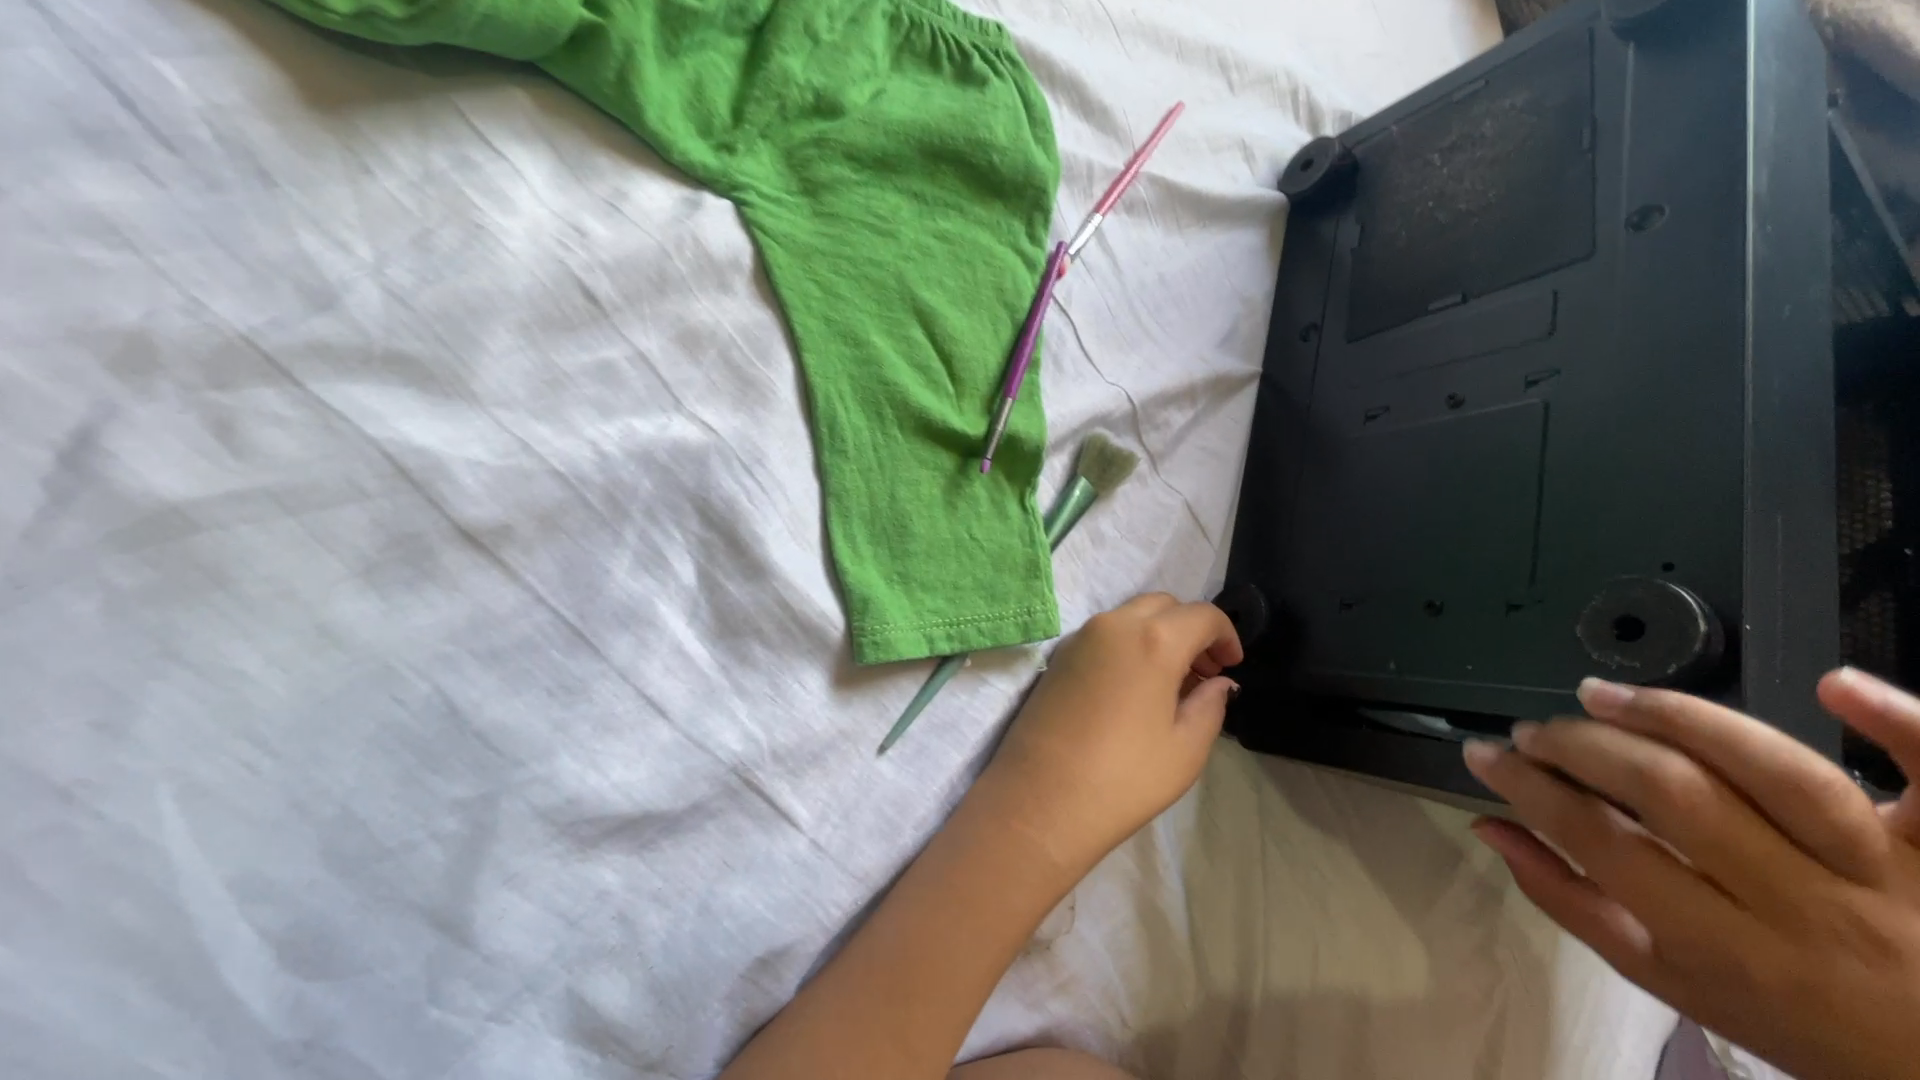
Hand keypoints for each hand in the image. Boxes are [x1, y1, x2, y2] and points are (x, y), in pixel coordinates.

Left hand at [971, 594, 1242, 871]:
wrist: (1040, 800)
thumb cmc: (1123, 778)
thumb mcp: (1186, 748)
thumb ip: (1210, 704)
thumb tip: (1219, 683)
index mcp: (1153, 640)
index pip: (1202, 615)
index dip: (1226, 635)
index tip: (1232, 666)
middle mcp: (1113, 625)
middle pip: (1163, 606)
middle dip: (1191, 630)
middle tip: (1205, 671)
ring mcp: (1079, 639)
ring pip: (1130, 617)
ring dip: (1158, 635)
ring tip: (1172, 683)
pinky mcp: (1057, 658)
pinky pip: (1104, 636)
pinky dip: (1128, 646)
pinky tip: (1135, 688)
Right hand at [1464, 669, 1919, 1079]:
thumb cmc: (1799, 1023)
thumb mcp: (1669, 982)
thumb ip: (1572, 903)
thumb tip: (1490, 827)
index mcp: (1725, 949)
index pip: (1604, 843)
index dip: (1531, 788)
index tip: (1486, 754)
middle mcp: (1805, 907)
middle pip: (1675, 794)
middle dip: (1584, 748)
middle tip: (1537, 730)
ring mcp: (1889, 869)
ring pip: (1776, 769)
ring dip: (1678, 716)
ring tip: (1605, 695)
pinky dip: (1893, 720)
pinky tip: (1832, 683)